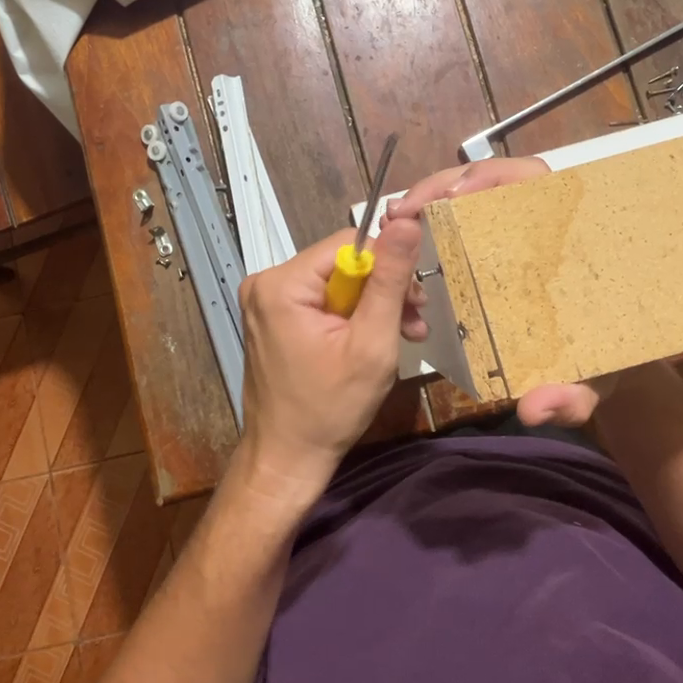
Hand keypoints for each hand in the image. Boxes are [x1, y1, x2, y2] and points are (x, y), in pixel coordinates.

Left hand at [236, 219, 422, 496]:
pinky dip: (351, 318)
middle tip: (415, 323)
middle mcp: (266, 282)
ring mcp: (266, 301)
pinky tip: (376, 341)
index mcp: (281, 284)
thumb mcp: (371, 343)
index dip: (388, 265)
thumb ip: (389, 280)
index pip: (349, 242)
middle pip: (343, 262)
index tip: (416, 300)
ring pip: (337, 282)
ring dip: (374, 306)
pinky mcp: (274, 319)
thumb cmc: (329, 409)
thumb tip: (408, 223)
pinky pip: (323, 301)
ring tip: (406, 335)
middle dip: (384, 290)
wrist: (288, 459)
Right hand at [384, 156, 614, 425]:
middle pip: (488, 181)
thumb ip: (572, 397)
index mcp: (570, 241)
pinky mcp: (490, 249)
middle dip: (440, 186)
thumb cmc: (607, 363)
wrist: (605, 366)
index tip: (456, 196)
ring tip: (393, 223)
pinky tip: (403, 241)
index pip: (535, 182)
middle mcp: (539, 226)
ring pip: (466, 195)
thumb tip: (534, 408)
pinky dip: (427, 224)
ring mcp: (511, 234)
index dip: (495, 178)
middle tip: (401, 212)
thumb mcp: (594, 381)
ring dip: (427, 201)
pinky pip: (456, 221)